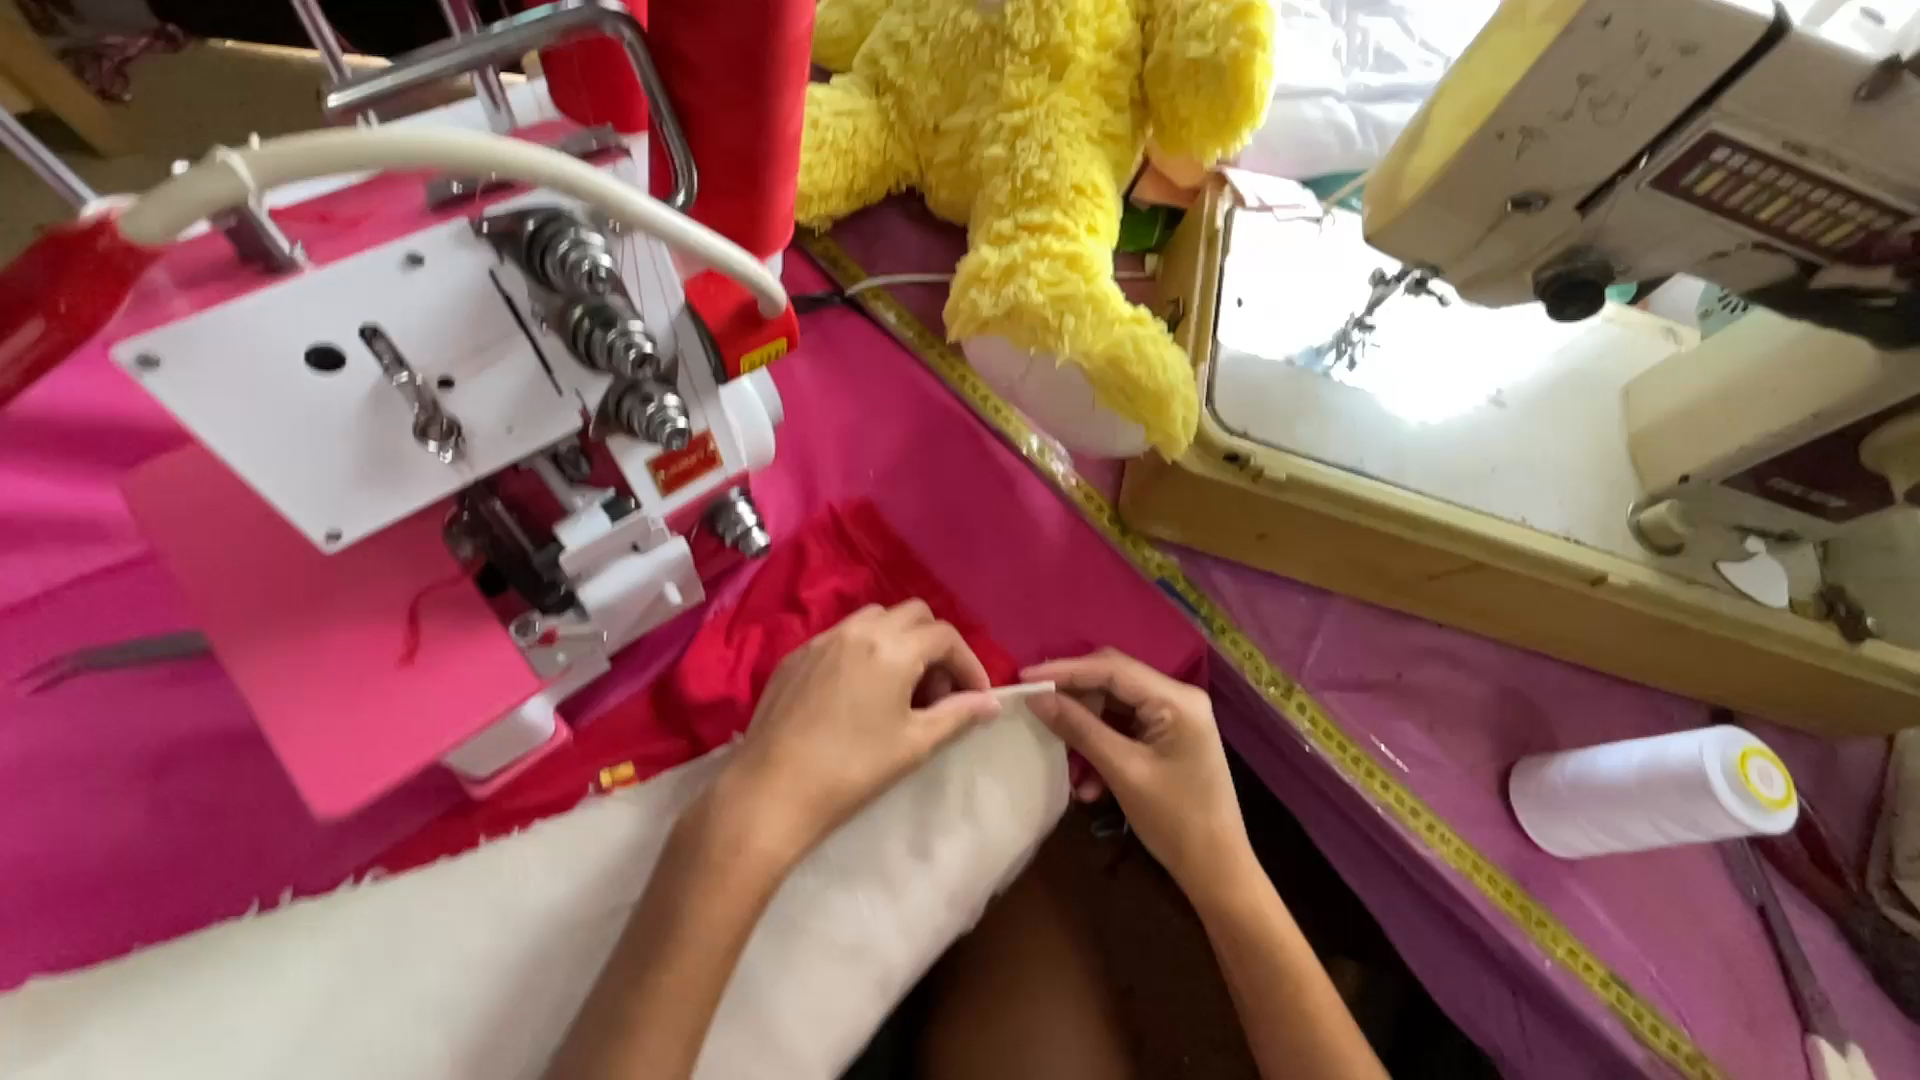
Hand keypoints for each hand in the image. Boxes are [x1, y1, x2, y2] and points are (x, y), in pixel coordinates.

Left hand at [718, 601, 1004, 864]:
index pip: (945, 636)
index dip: (969, 663)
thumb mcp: (914, 744)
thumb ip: (957, 715)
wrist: (773, 789)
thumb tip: (991, 702)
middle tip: (939, 690)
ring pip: (875, 618)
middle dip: (935, 644)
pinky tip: (860, 691)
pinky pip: (842, 635)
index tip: (975, 697)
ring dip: (899, 640)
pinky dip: (865, 649)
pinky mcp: (797, 654)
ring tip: (901, 687)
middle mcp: (858, 630)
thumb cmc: (852, 769)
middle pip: (913, 614)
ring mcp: (823, 639)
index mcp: (892, 648)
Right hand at [1023, 649, 1254, 898]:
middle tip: (1036, 715)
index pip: (1111, 668)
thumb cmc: (1175, 820)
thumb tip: (1036, 698)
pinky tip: (1089, 786)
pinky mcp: (1165, 737)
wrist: (1217, 869)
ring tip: (1067, 768)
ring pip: (1112, 708)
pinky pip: (1121, 729)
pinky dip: (1100, 750)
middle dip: (1074, 702)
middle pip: (1111, 683)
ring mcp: (1172, 717)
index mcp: (1176, 699)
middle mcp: (1176, 697)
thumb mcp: (1122, 771)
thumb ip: (1079, 729)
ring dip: (1084, 734)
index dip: (1065, 670)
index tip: (1023, 678)